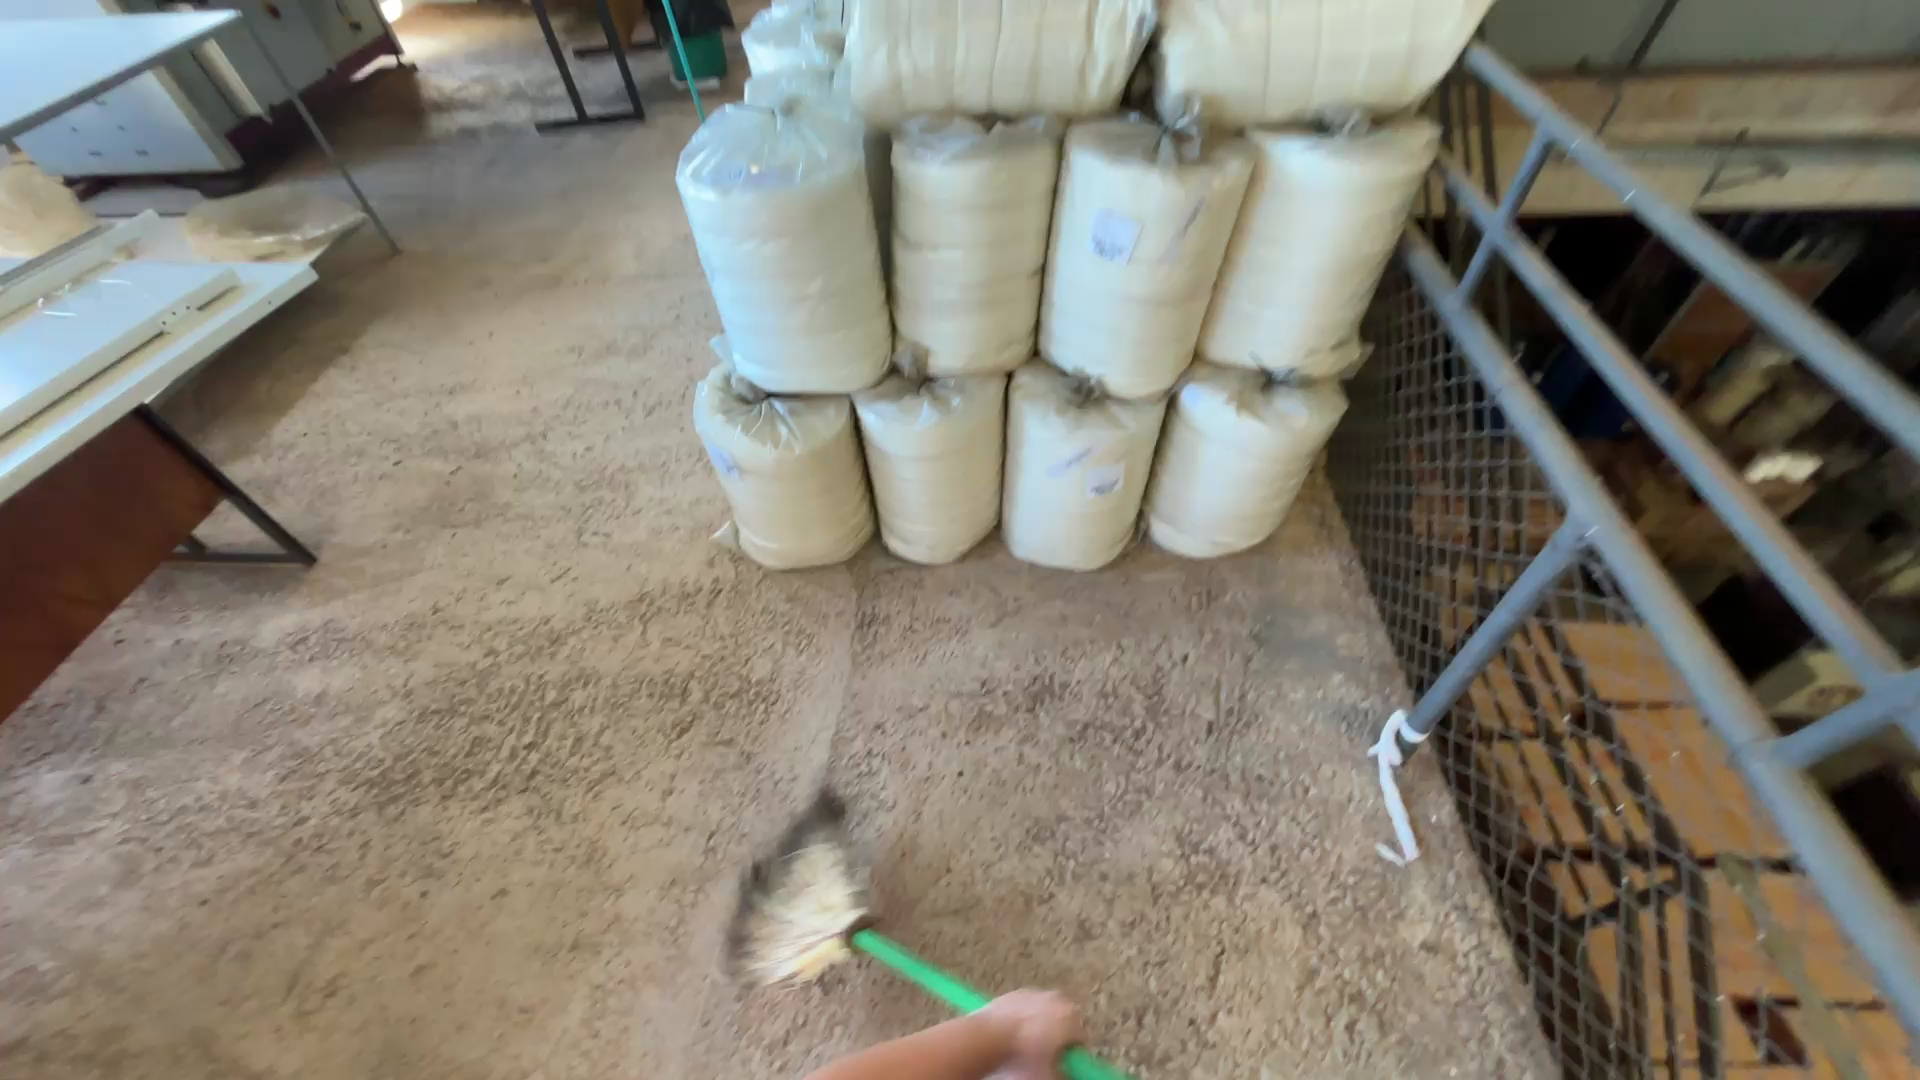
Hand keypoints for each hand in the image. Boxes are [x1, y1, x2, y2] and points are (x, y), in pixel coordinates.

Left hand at [978, 989, 1083, 1074]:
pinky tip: (1016, 1031)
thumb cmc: (1024, 1057)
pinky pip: (1030, 1005)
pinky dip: (1028, 1016)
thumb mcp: (1049, 1075)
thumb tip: (1065, 1073)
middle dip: (1060, 1035)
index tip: (1063, 1063)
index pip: (1081, 1038)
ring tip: (1029, 1042)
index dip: (1073, 1054)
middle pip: (1066, 1020)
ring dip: (1043, 1024)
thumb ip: (1064, 1074)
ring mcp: (1038, 992)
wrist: (991, 1034)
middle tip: (1047, 1053)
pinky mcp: (1019, 991)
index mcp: (1071, 1018)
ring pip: (1047, 1011)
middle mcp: (1058, 999)